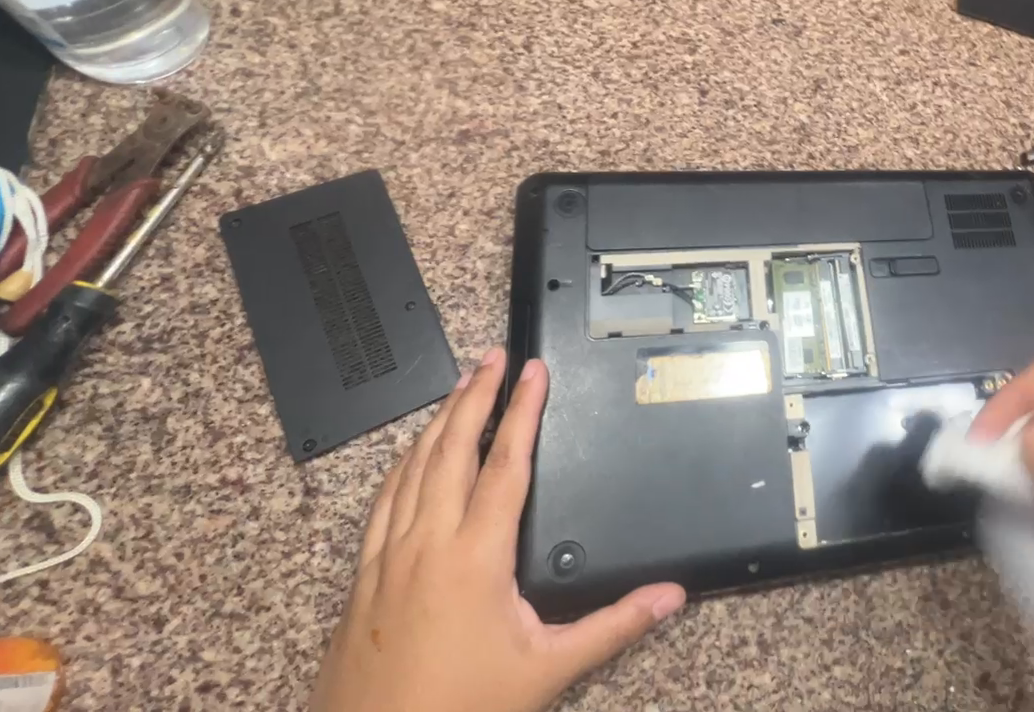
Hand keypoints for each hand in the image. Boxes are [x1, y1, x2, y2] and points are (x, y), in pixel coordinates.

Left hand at [310, 347, 685, 711]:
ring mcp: (387, 558)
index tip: (532, 372)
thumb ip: (615, 625)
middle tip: (492, 357)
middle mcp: (427, 543)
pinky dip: (402, 464)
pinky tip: (411, 452)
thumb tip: (671, 595)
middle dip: (475, 396)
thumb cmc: (458, 709)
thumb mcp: (548, 669)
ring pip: (413, 467)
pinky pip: (382, 502)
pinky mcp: (362, 578)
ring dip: (439, 420)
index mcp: (476, 556)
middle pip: (452, 448)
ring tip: (459, 385)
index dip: (523, 411)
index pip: (506, 463)